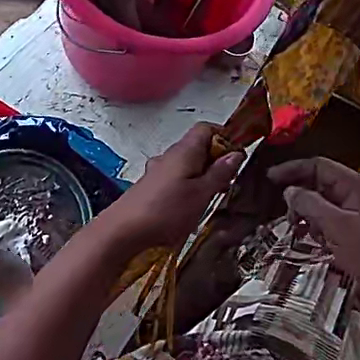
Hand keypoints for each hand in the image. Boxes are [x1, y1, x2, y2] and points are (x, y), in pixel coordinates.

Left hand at [94, 124, 243, 253]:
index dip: (224, 137)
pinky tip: (190, 208)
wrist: (123, 231)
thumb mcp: (201, 194)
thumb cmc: (166, 211)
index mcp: (184, 150)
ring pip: (187, 164)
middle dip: (216, 160)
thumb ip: (219, 173)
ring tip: (212, 198)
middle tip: (228, 182)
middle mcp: (170, 155)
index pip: (207, 128)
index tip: (237, 157)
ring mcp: (158, 171)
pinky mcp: (151, 187)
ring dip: (203, 176)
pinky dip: (188, 186)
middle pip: (198, 146)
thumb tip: (236, 153)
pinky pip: (176, 178)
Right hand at [268, 157, 359, 315]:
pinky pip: (339, 221)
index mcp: (357, 185)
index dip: (292, 170)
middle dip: (301, 197)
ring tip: (302, 232)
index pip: (319, 165)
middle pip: (324, 184)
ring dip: (312, 215)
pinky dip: (325, 228)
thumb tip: (291, 190)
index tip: (270, 178)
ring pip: (330, 205)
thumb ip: (310, 205)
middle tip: (286, 215)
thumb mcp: (336, 228)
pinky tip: (320, 243)